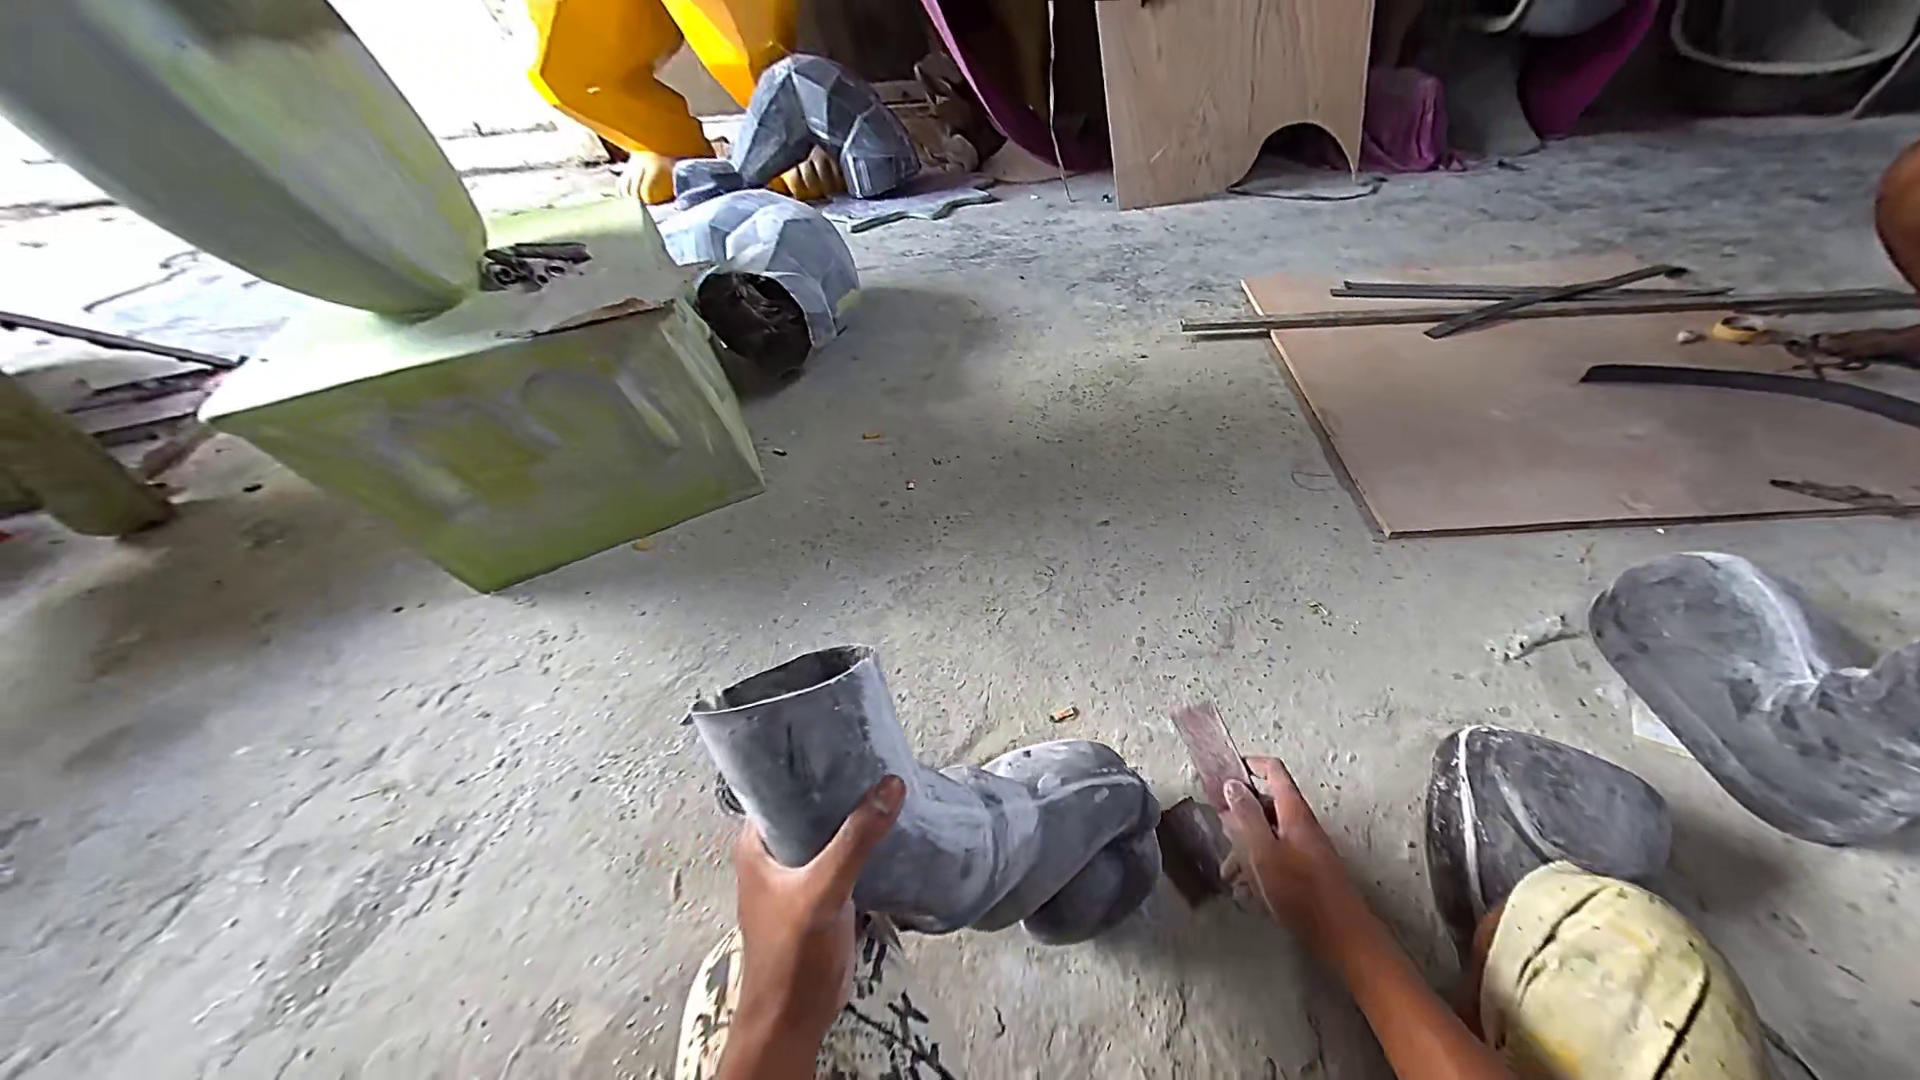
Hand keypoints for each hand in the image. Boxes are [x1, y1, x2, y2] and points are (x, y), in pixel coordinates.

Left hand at [725, 775, 904, 1071]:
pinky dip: (861, 841)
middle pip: (810, 806)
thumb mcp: (824, 889)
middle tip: (874, 758)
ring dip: (853, 814)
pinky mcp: (821, 891)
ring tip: (885, 785)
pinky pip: (842, 853)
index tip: (843, 739)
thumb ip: (856, 839)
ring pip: (828, 829)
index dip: (809, 763)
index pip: (781, 786)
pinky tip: (887, 827)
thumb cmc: (792, 953)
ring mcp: (798, 872)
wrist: (795, 1019)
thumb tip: (891, 785)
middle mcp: (775, 851)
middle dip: (839, 786)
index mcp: (758, 842)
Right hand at [1217, 756, 1352, 938]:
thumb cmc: (1301, 892)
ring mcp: (1306, 848)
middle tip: (1221, 831)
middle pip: (1266, 803)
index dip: (1249, 764)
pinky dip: (1258, 865)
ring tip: (1230, 872)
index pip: (1273, 771)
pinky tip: (1247, 889)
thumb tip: (1232, 784)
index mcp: (1293, 812)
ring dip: (1245, 846)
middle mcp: (1301, 824)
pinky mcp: (1307, 871)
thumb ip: (1246, 815)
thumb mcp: (1264, 851)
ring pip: (1268, 833)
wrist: (1345, 941)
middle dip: (1238, 815)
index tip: (1224, 773)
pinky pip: (1276, 855)